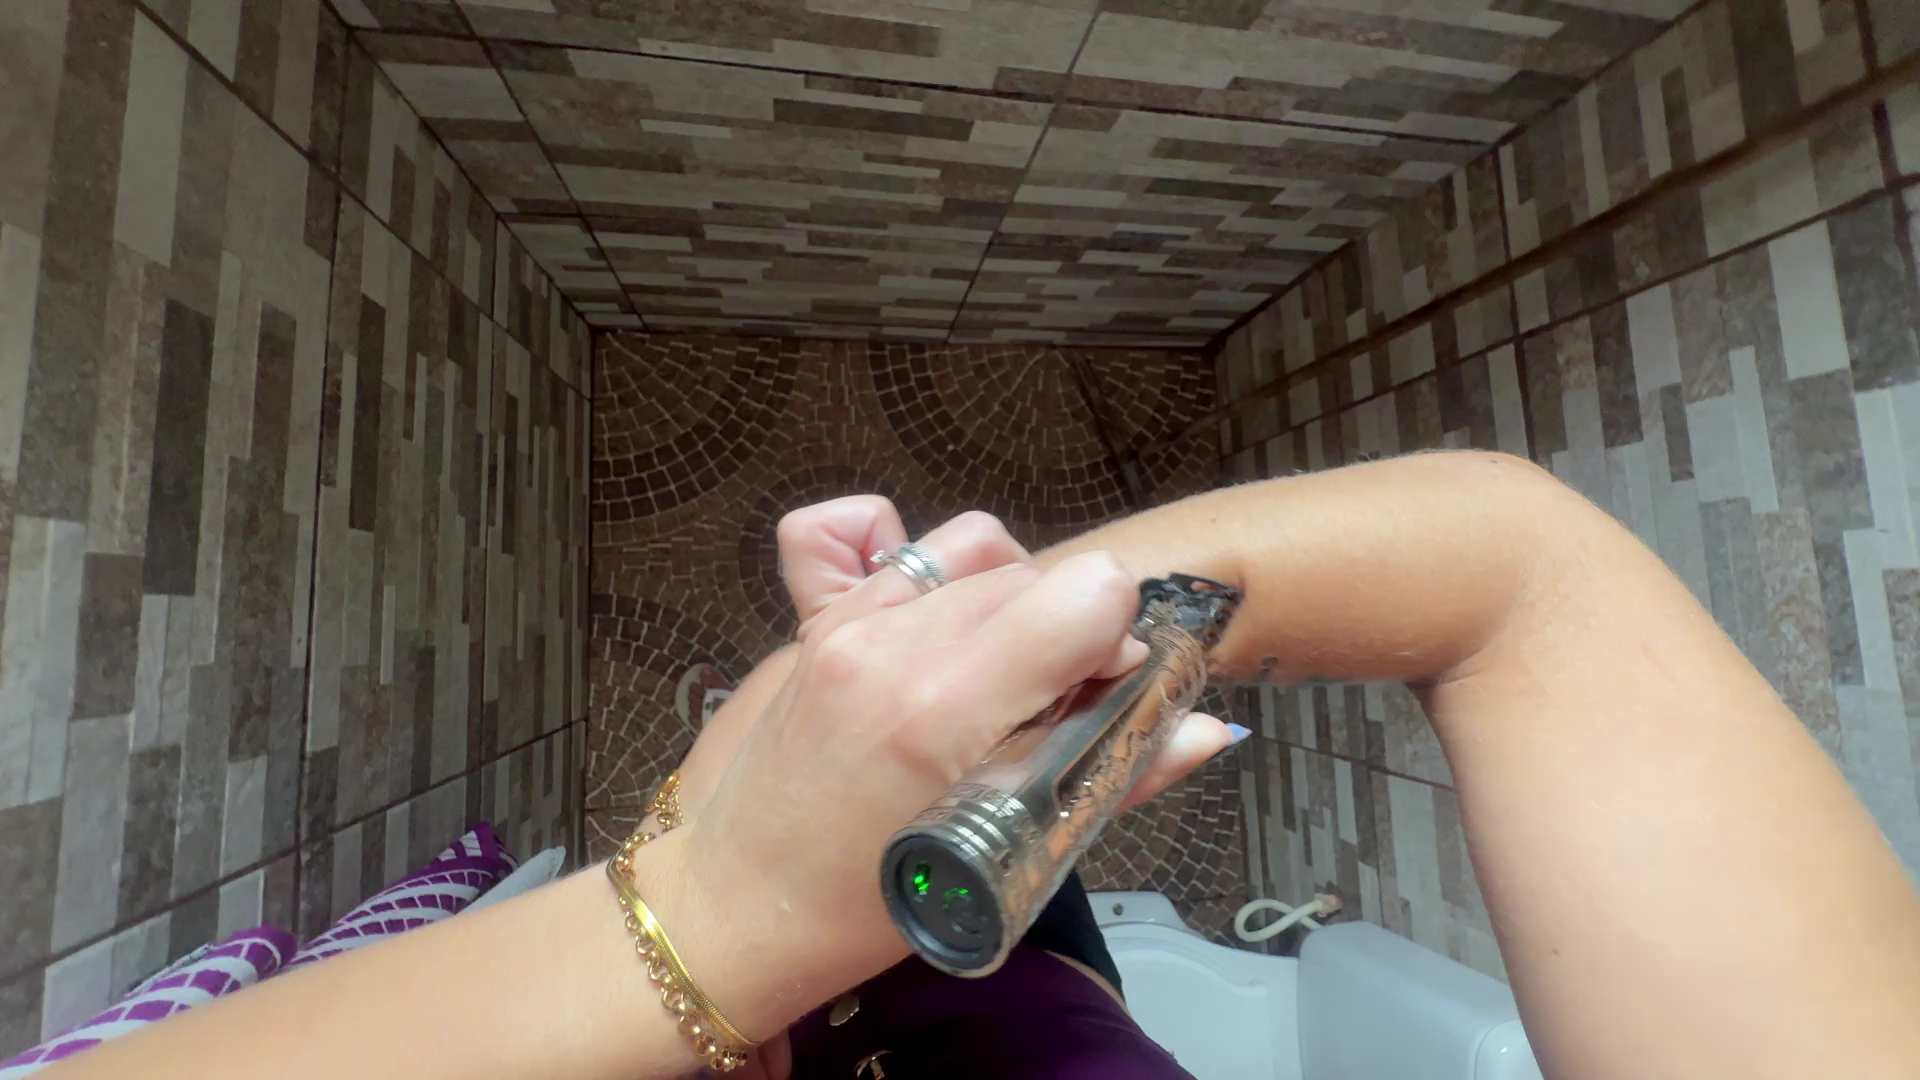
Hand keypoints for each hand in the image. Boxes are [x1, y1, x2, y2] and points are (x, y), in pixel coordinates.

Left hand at [639, 550, 1152, 1038]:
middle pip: (1036, 575)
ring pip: (975, 551)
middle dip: (1066, 626)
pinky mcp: (811, 614)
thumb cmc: (863, 908)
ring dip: (1006, 596)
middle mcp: (888, 640)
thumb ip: (1117, 780)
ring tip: (990, 661)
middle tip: (1046, 698)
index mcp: (939, 708)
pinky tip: (923, 603)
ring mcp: (842, 618)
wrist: (721, 901)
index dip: (1114, 636)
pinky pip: (869, 529)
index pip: (1083, 592)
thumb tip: (1208, 728)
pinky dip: (913, 553)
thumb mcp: (1002, 863)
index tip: (1100, 688)